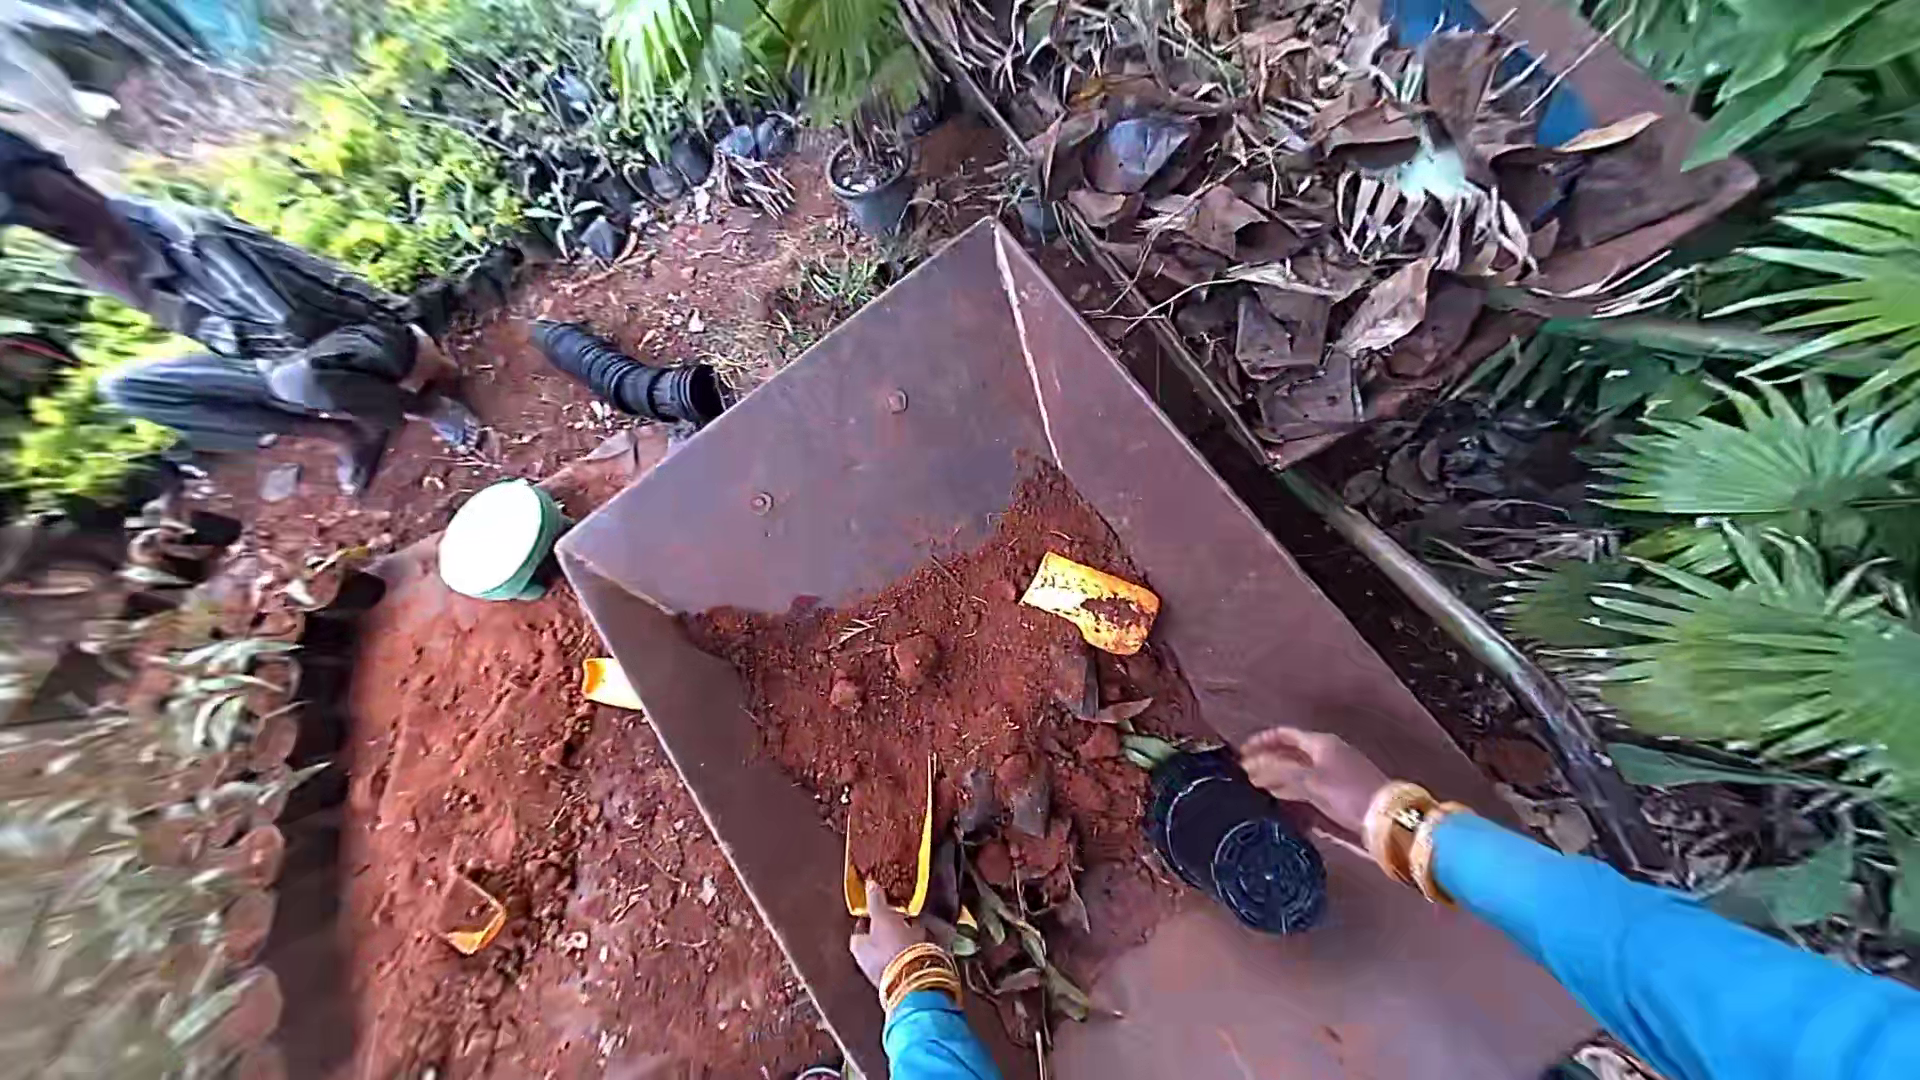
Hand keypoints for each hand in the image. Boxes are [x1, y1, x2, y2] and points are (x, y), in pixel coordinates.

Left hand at [849, 882, 926, 987]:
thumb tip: (869, 883)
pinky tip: (920, 936)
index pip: (859, 928)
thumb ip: (875, 900)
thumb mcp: (882, 916)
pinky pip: (905, 955)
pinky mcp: (903, 975)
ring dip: (900, 935)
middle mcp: (868, 962)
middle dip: (886, 926)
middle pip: (875, 939)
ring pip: (892, 947)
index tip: (878, 904)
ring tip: (911, 921)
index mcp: (859, 947)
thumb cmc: (891, 945)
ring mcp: (886, 970)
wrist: (912, 976)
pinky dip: (911, 945)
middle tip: (897, 911)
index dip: (868, 916)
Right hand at [1240, 726, 1388, 834]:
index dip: (1261, 741)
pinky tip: (1283, 804)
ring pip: (1299, 773)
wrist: (1390, 821)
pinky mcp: (1341, 795)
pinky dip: (1293, 793)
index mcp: (1320, 743)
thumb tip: (1250, 767)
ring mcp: (1335, 775)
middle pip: (1290, 754)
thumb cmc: (1348, 792)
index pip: (1283, 734)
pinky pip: (1309, 788)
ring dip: (1278, 780)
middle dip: (1267, 763)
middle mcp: (1328, 754)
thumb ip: (1277, 772)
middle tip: (1247, 775)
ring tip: (1259, 790)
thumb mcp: (1309, 780)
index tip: (1242, 753)